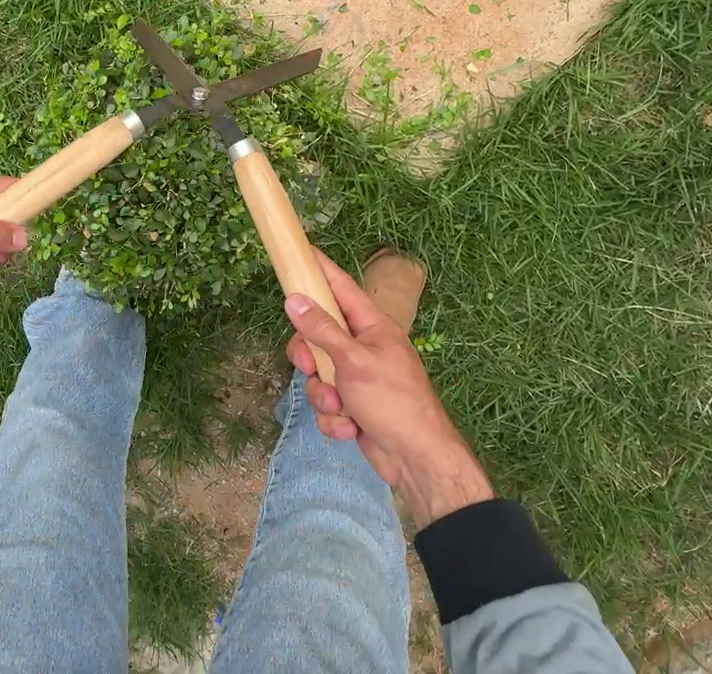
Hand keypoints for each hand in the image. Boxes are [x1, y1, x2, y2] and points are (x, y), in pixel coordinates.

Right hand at [285, 249, 493, 527]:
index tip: (299, 250)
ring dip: (324, 395)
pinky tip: (351, 428)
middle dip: (309, 357)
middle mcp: (363, 347)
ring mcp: (357, 378)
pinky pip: (326, 403)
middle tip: (309, 365)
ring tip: (342, 408)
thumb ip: (322, 330)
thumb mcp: (353, 360)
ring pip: (317, 374)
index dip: (320, 269)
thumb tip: (295, 299)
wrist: (416, 460)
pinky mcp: (353, 406)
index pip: (340, 287)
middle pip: (317, 335)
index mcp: (371, 327)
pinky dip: (334, 418)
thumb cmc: (393, 401)